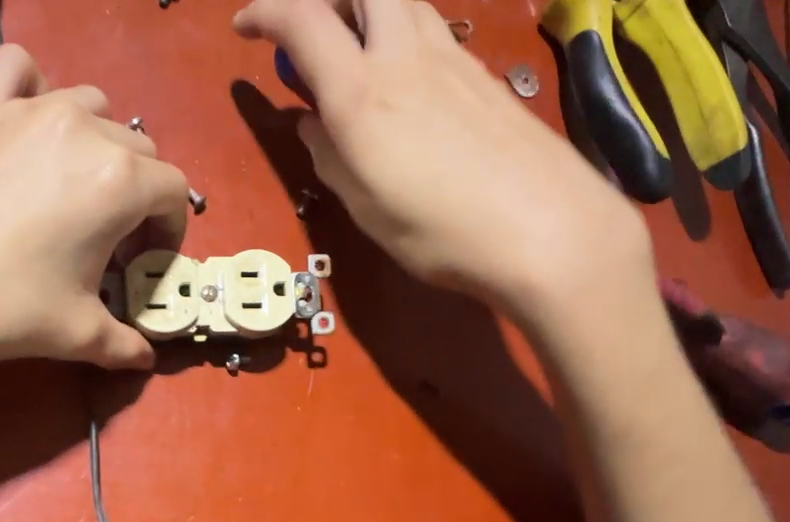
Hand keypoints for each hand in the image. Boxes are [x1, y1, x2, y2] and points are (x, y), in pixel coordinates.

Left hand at [0, 45, 190, 385]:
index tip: (144, 262)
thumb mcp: (76, 335)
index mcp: (119, 181)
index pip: (173, 190)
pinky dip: (33, 89)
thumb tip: (145, 358)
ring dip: (97, 143)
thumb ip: (124, 344)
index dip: (169, 231)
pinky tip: (24, 127)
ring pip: (90, 106)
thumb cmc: (1, 310)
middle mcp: (83, 129)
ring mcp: (27, 108)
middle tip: (107, 240)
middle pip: (138, 150)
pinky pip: (19, 69)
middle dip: (137, 194)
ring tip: (70, 187)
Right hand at [234, 0, 652, 324]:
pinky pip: (428, 28)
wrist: (546, 227)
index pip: (303, 20)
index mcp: (362, 94)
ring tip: (348, 53)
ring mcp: (449, 57)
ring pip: (398, 1)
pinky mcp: (480, 73)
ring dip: (363, 10)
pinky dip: (397, 34)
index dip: (265, 12)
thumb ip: (330, 157)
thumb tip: (311, 124)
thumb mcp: (366, 207)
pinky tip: (398, 82)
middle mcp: (404, 56)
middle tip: (304, 31)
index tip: (243, 29)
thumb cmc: (441, 232)